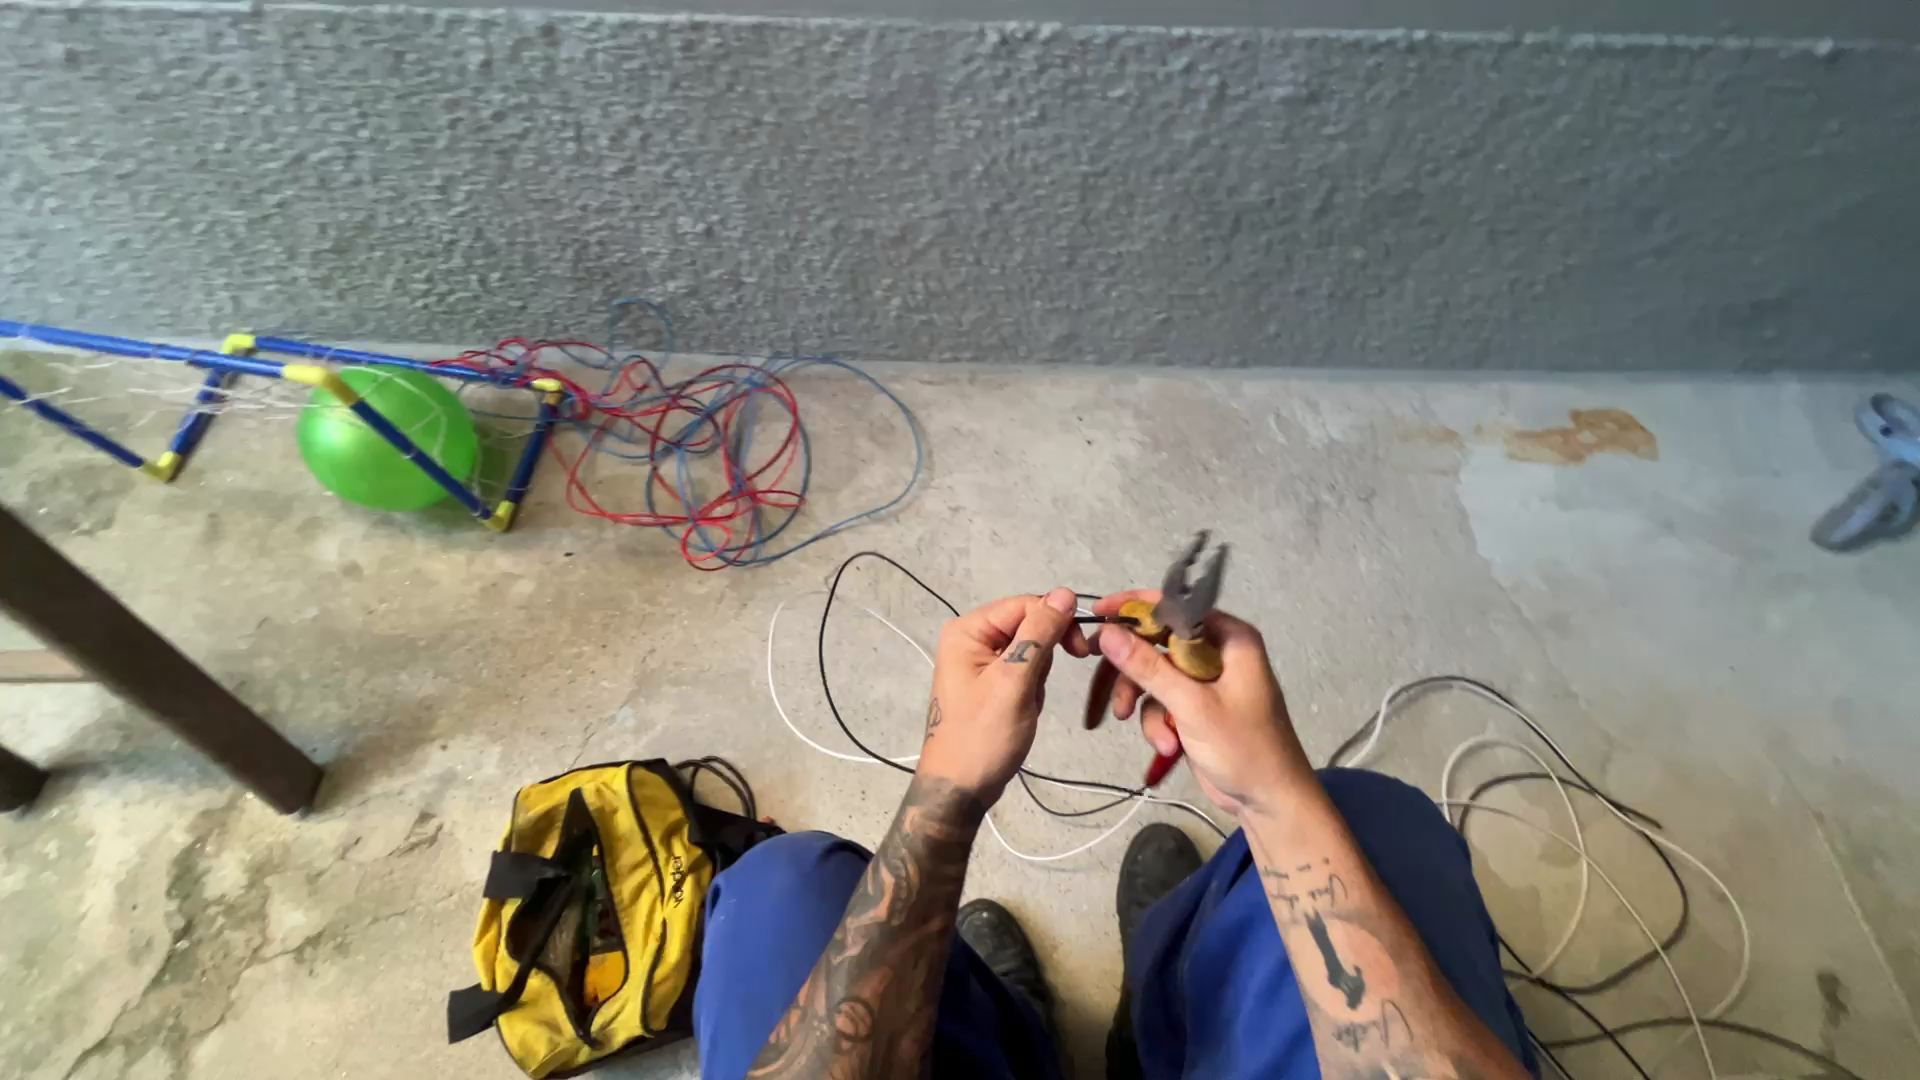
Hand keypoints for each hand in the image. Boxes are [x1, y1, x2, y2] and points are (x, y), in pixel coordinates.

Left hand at [916, 587, 1086, 805]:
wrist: (960, 788)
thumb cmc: (983, 735)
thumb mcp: (1014, 681)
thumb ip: (1039, 634)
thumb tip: (1065, 592)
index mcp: (968, 629)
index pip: (1025, 604)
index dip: (1057, 621)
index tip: (1082, 651)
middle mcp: (970, 637)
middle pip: (1027, 624)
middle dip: (1043, 656)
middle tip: (1037, 690)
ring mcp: (979, 659)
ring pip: (1030, 648)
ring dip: (1038, 676)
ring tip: (1024, 704)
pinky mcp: (989, 680)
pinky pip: (1023, 669)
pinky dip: (1031, 688)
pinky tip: (1022, 710)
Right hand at [1092, 591, 1313, 819]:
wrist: (1269, 803)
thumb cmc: (1243, 747)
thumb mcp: (1191, 705)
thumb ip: (1148, 667)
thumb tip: (1107, 632)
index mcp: (1228, 638)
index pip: (1175, 607)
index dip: (1136, 608)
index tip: (1100, 613)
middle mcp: (1216, 651)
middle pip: (1157, 643)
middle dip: (1134, 671)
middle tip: (1103, 678)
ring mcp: (1204, 681)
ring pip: (1153, 675)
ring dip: (1144, 704)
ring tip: (1144, 730)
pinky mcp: (1194, 706)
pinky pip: (1160, 701)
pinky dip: (1157, 722)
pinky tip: (1167, 747)